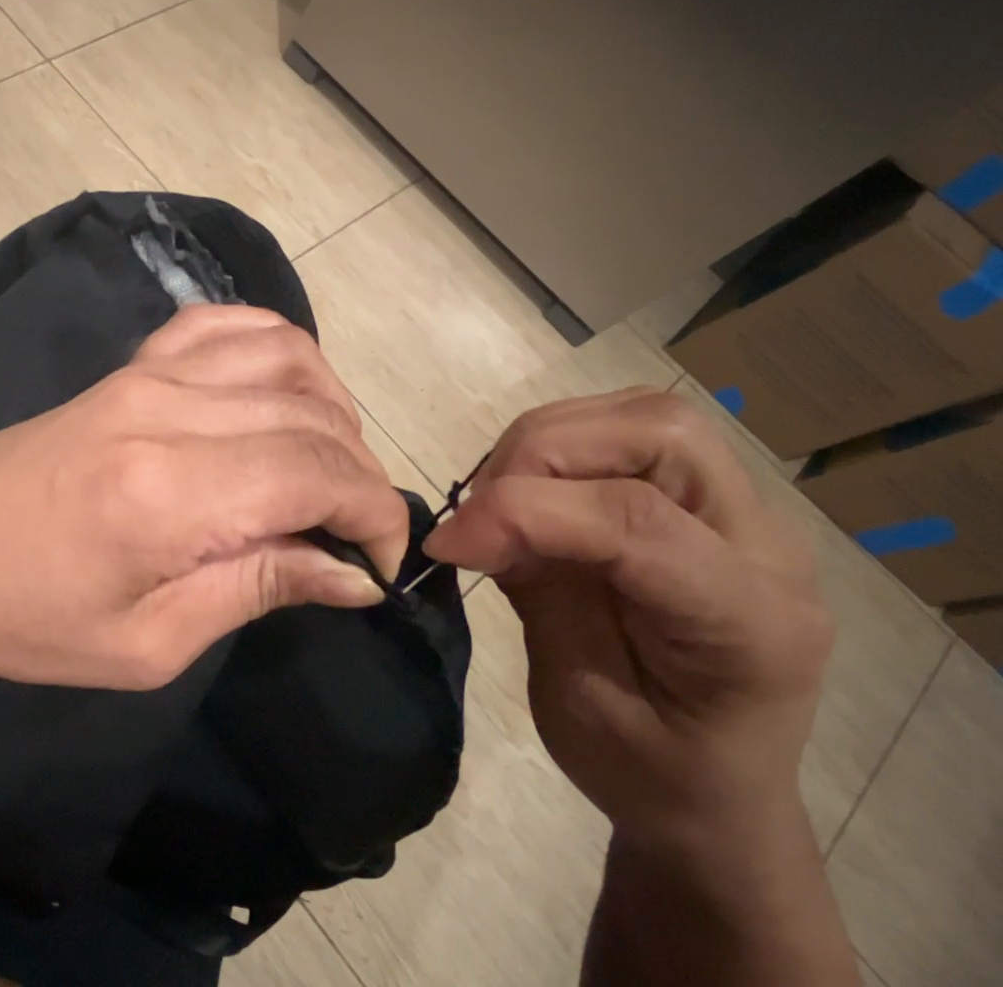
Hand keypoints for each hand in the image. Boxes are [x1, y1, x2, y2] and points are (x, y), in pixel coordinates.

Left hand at [0, 304, 410, 690]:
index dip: (374, 515)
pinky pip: (221, 327)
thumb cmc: (25, 624)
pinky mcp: (121, 368)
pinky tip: (285, 393)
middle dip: (360, 474)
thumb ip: (257, 590)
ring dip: (331, 410)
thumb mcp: (147, 645)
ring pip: (284, 356)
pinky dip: (277, 349)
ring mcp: (140, 376)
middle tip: (352, 536)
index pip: (320, 473)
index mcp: (170, 493)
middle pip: (312, 415)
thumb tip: (352, 573)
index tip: (377, 564)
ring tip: (327, 472)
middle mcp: (165, 412)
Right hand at [423, 388, 832, 845]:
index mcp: (749, 621)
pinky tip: (531, 498)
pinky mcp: (708, 504)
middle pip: (659, 432)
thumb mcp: (577, 699)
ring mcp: (745, 516)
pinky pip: (634, 436)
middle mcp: (767, 547)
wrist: (714, 797)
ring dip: (550, 441)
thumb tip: (465, 526)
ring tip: (500, 502)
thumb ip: (537, 593)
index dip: (522, 512)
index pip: (637, 520)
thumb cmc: (645, 771)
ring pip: (646, 416)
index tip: (445, 544)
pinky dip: (563, 448)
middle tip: (479, 510)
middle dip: (542, 452)